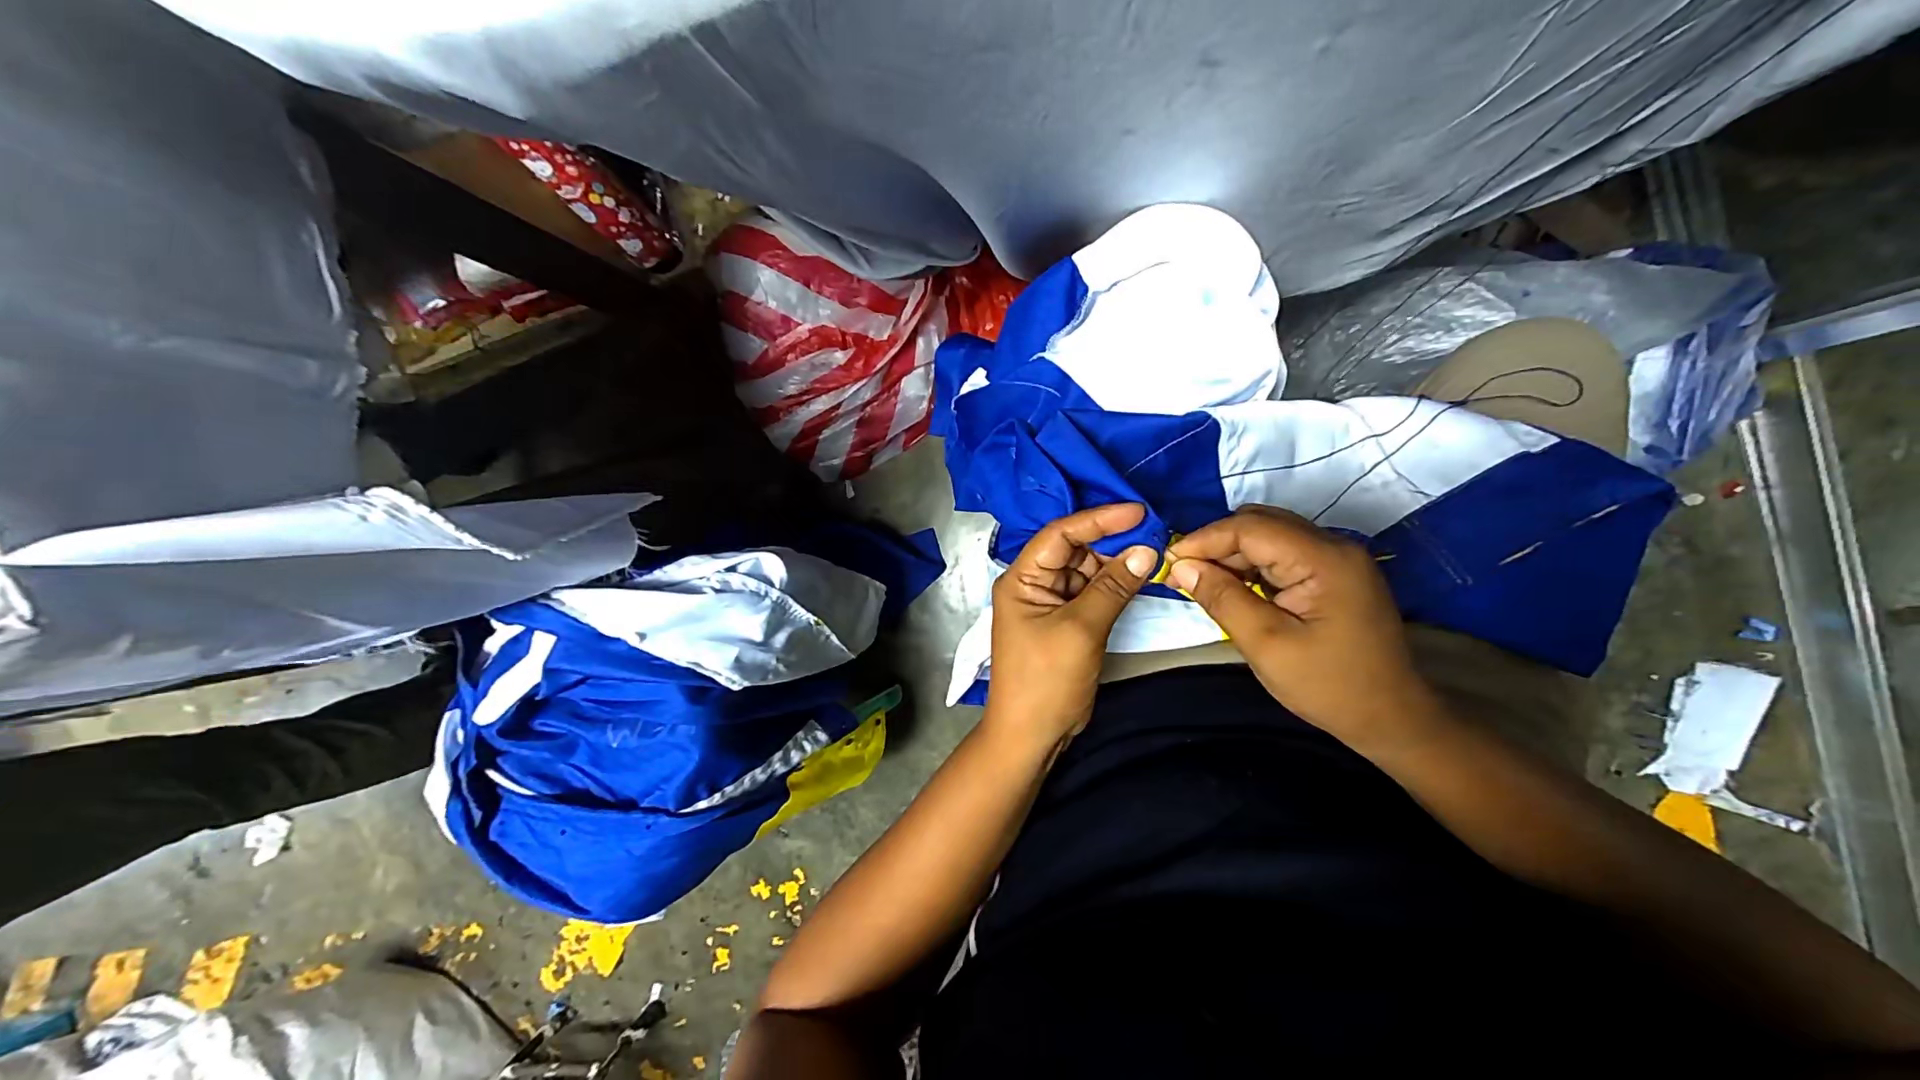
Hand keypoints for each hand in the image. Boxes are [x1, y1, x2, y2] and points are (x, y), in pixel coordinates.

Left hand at [986, 504, 1158, 749]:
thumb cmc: (1046, 681)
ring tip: (1153, 555)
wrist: (1031, 735)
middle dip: (1112, 541)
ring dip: (1117, 563)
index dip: (1099, 519)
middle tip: (1154, 536)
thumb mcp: (1080, 630)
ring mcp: (1050, 602)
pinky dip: (1115, 585)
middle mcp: (1034, 583)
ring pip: (1087, 569)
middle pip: (1075, 549)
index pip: (1060, 534)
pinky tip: (1139, 577)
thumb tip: (1146, 551)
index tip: (1138, 511)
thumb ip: (1113, 587)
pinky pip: (1093, 592)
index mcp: (1022, 578)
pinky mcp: (1067, 620)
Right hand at [1167, 505, 1434, 739]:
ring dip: (1232, 555)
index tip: (1169, 562)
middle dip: (1216, 545)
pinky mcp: (1335, 574)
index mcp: (1324, 559)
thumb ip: (1222, 599)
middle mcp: (1334, 547)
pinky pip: (1283, 555)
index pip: (1251, 528)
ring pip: (1269, 537)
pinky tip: (1234, 589)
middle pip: (1261, 524)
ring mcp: (1338, 559)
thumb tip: (1182, 567)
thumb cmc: (1328, 686)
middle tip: (1182, 575)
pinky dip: (1252, 566)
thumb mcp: (1266, 645)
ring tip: (1201, 584)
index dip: (1204, 539)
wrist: (1391, 717)